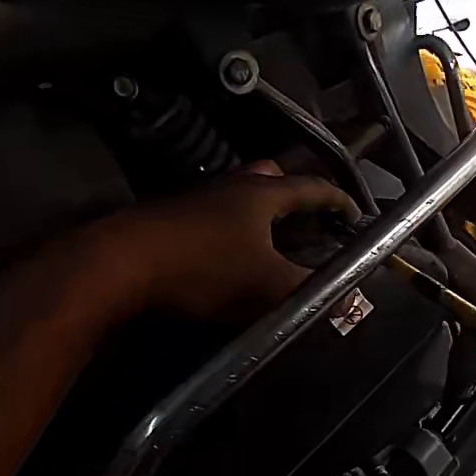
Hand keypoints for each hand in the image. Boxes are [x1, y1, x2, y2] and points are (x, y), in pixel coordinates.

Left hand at [91, 161, 357, 320]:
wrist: (120, 264)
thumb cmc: (202, 268)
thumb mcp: (265, 286)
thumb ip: (310, 291)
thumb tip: (351, 298)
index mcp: (261, 194)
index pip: (312, 187)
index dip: (338, 200)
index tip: (355, 213)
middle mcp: (231, 186)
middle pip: (272, 177)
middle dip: (296, 193)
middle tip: (309, 217)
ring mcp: (198, 198)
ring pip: (240, 194)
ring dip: (260, 209)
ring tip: (272, 238)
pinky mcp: (172, 216)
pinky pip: (215, 213)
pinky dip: (232, 226)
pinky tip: (228, 252)